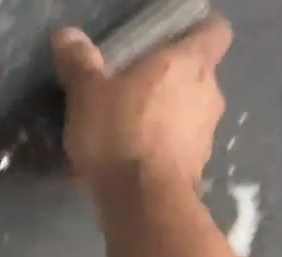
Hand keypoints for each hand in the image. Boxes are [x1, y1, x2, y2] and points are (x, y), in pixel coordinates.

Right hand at [51, 16, 233, 193]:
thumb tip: (66, 35)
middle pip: (200, 77)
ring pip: (191, 117)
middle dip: (174, 85)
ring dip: (168, 123)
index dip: (198, 35)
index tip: (173, 46)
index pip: (215, 31)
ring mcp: (207, 133)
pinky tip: (136, 167)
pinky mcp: (198, 169)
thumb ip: (79, 65)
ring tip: (133, 138)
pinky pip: (181, 152)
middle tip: (140, 97)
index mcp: (190, 62)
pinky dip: (163, 155)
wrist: (142, 200)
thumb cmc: (119, 135)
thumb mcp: (87, 96)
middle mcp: (209, 91)